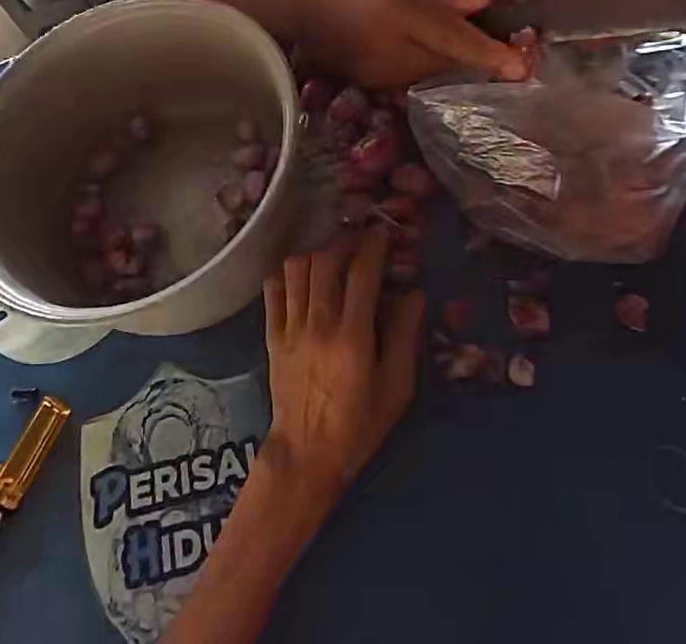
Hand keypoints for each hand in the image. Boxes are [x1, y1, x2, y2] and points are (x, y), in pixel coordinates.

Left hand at [262, 227, 426, 502]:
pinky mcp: (272, 333)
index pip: (362, 274)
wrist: (307, 451)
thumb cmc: (360, 423)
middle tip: (359, 243)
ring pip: (296, 268)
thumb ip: (404, 336)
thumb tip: (414, 293)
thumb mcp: (397, 387)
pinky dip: (287, 273)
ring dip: (316, 254)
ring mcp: (290, 326)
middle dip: (344, 243)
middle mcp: (318, 323)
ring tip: (332, 259)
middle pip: (326, 261)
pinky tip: (303, 277)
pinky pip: (273, 288)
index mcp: (353, 337)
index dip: (373, 246)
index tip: (381, 233)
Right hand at [291, 0, 526, 87]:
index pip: (457, 42)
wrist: (300, 3)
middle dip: (477, 55)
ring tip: (456, 41)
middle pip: (451, 63)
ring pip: (434, 72)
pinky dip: (427, 65)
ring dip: (452, 59)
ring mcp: (382, 74)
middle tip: (503, 39)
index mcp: (404, 17)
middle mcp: (396, 53)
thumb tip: (478, 3)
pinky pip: (413, 77)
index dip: (491, 56)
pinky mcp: (372, 83)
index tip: (523, 69)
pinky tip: (422, 48)